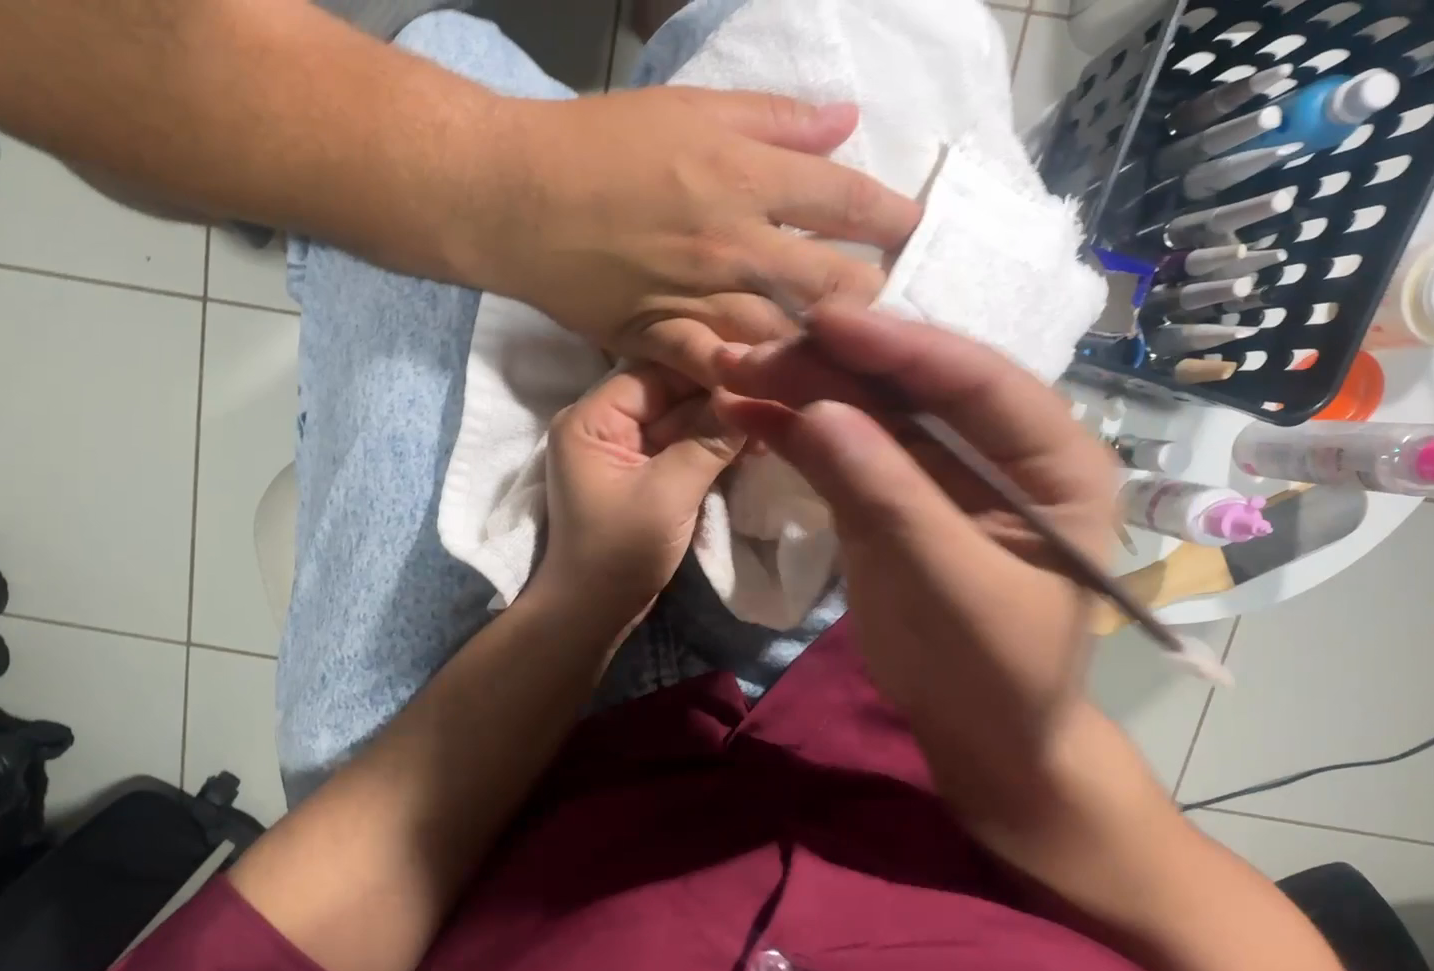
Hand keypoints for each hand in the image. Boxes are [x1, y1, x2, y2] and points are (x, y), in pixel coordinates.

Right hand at [479, 89, 921, 384]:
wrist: (515, 197)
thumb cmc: (598, 142)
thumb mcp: (691, 107)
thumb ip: (775, 118)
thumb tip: (848, 125)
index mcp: (748, 176)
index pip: (851, 202)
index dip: (898, 221)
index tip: (918, 237)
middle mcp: (735, 245)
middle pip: (834, 287)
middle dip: (877, 301)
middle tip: (899, 314)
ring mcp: (698, 300)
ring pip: (786, 339)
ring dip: (828, 355)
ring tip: (863, 369)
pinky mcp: (659, 339)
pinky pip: (717, 372)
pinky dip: (754, 388)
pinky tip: (787, 401)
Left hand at [539, 366, 746, 636]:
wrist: (593, 612)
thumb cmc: (619, 552)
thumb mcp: (668, 494)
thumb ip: (708, 441)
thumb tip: (750, 397)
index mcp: (591, 419)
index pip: (653, 372)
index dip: (704, 367)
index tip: (757, 364)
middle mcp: (604, 426)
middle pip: (669, 394)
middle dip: (718, 396)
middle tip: (775, 391)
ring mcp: (624, 452)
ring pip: (680, 421)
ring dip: (721, 423)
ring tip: (773, 419)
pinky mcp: (642, 476)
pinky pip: (681, 448)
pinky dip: (712, 447)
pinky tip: (754, 444)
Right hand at [714, 305, 1115, 792]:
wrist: (976, 730)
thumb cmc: (993, 667)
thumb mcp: (951, 584)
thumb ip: (890, 495)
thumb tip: (817, 412)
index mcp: (1051, 458)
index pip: (978, 381)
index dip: (902, 346)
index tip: (828, 320)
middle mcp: (994, 448)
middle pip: (910, 386)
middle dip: (832, 365)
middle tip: (754, 348)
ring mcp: (934, 469)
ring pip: (864, 411)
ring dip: (799, 388)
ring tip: (732, 369)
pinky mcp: (885, 493)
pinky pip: (836, 451)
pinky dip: (790, 431)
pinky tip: (743, 410)